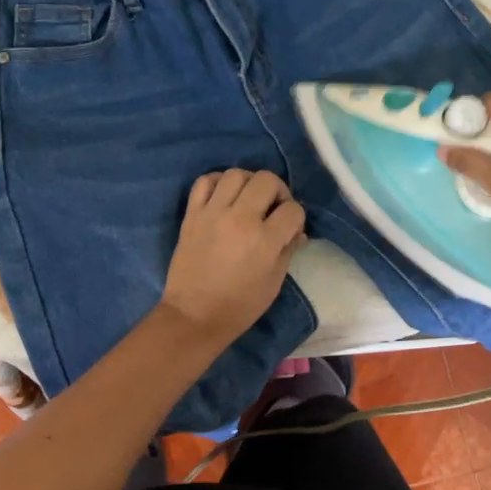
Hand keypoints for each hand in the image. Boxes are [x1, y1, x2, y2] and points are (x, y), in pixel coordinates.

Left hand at [157, 169, 307, 343]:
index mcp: (264, 240)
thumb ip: (287, 250)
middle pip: (266, 180)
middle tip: (273, 208)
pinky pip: (204, 181)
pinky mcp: (192, 214)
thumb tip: (298, 231)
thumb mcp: (274, 282)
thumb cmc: (240, 306)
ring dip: (248, 182)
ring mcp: (212, 213)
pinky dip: (216, 182)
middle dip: (278, 191)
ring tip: (248, 199)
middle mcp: (240, 218)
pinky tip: (223, 196)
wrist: (194, 315)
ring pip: (235, 174)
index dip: (296, 218)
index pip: (293, 209)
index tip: (290, 228)